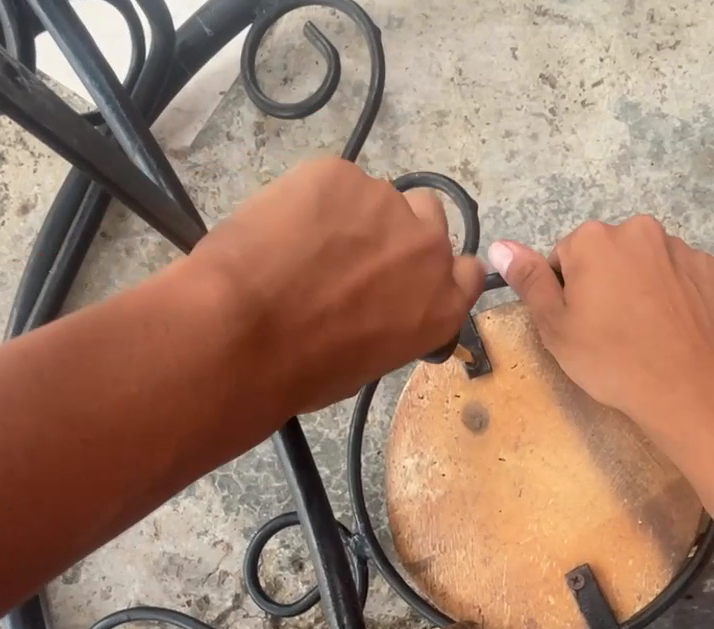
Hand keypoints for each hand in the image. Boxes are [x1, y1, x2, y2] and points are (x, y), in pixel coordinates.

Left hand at [186, 157, 485, 414]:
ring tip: (307, 245)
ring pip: (378, 198)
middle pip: (429, 222)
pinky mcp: (339, 173)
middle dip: (398, 234)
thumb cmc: (305, 370)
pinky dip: (313, 199)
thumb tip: (376, 307)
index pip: (467, 273)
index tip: (410, 276)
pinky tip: (284, 229)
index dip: (437, 272)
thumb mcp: (369, 363)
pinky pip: (333, 182)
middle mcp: (428, 251)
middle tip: (354, 258)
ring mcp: (386, 204)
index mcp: (441, 306)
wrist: (246, 332)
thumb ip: (394, 322)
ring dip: (353, 216)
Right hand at [488, 217, 713, 433]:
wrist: (686, 388)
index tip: (578, 326)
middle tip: (609, 333)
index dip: (566, 294)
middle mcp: (639, 230)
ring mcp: (681, 249)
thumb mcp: (556, 327)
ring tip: (644, 335)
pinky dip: (674, 299)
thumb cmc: (610, 360)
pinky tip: (672, 332)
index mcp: (594, 240)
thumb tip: (499, 246)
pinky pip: (682, 280)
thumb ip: (529, 281)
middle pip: (608, 256)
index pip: (564, 259)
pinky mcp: (712, 272)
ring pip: (647, 266)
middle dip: (605, 285)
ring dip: (640, 290)